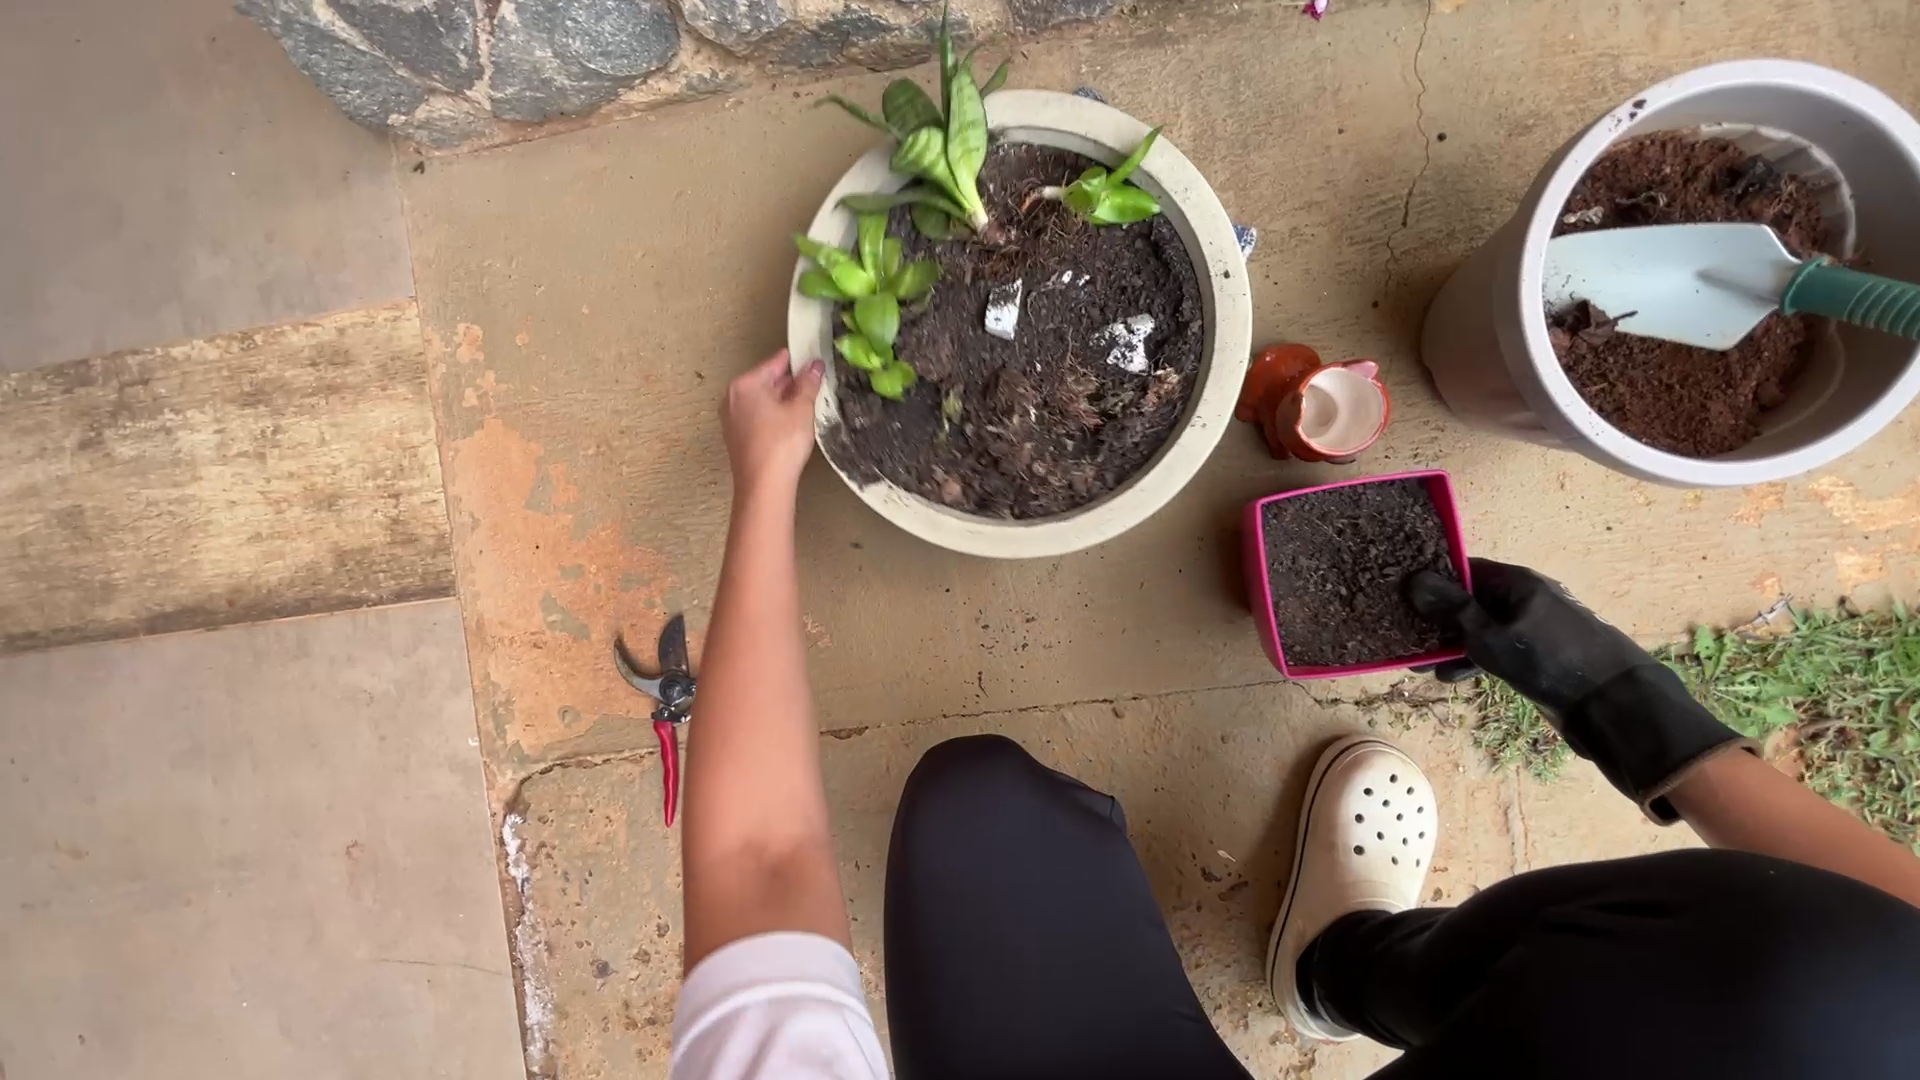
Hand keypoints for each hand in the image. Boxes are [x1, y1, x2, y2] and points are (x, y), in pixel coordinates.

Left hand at [721, 350, 824, 496]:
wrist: (764, 486)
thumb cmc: (781, 445)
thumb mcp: (801, 409)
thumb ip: (808, 384)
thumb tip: (815, 366)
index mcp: (745, 385)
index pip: (775, 363)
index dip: (797, 360)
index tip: (813, 359)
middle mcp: (732, 398)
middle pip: (766, 381)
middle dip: (790, 382)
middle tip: (815, 383)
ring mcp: (732, 419)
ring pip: (762, 400)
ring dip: (782, 400)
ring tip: (807, 404)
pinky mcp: (736, 438)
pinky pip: (757, 417)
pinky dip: (773, 415)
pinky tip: (791, 424)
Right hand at [1407, 558, 1752, 822]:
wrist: (1615, 707)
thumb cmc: (1549, 662)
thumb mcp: (1489, 636)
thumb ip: (1451, 608)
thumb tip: (1414, 578)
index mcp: (1516, 583)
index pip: (1463, 569)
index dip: (1430, 579)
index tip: (1399, 593)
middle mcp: (1523, 599)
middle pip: (1468, 599)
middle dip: (1435, 617)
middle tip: (1404, 633)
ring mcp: (1531, 627)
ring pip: (1478, 627)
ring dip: (1449, 643)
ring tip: (1421, 664)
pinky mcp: (1536, 654)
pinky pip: (1493, 647)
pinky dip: (1471, 658)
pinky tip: (1450, 676)